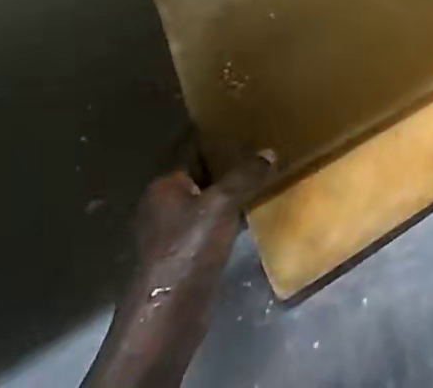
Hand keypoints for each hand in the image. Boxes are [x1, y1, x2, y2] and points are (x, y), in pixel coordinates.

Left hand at [87, 151, 275, 387]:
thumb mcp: (221, 205)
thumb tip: (269, 152)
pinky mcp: (185, 253)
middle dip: (225, 157)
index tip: (238, 115)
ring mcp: (172, 230)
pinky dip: (229, 210)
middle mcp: (164, 203)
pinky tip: (251, 206)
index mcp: (164, 184)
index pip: (189, 145)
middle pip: (198, 170)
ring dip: (229, 185)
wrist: (168, 318)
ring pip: (205, 196)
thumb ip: (245, 176)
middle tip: (258, 138)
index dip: (212, 131)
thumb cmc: (187, 252)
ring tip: (260, 168)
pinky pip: (210, 219)